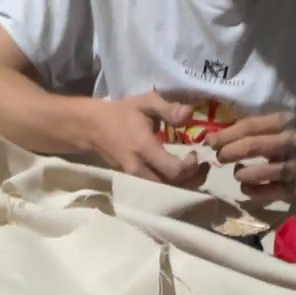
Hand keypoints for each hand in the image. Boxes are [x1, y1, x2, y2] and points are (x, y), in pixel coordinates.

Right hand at [84, 92, 210, 186]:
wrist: (94, 128)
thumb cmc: (122, 113)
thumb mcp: (145, 103)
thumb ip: (168, 108)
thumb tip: (190, 113)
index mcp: (144, 148)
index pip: (174, 170)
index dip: (190, 167)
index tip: (195, 153)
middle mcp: (140, 169)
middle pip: (173, 185)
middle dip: (191, 178)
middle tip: (200, 165)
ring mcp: (136, 179)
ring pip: (166, 190)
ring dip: (183, 183)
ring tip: (192, 169)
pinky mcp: (135, 183)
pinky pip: (158, 189)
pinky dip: (172, 184)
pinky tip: (178, 173)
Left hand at [206, 111, 295, 201]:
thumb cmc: (292, 139)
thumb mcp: (278, 125)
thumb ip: (253, 130)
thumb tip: (217, 138)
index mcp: (285, 121)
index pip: (250, 127)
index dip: (227, 135)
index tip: (210, 141)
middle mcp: (291, 142)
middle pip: (253, 146)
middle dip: (230, 152)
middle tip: (220, 157)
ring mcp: (294, 167)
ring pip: (259, 173)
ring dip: (241, 174)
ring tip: (238, 172)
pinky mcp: (294, 189)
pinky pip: (266, 193)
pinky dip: (250, 191)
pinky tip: (246, 186)